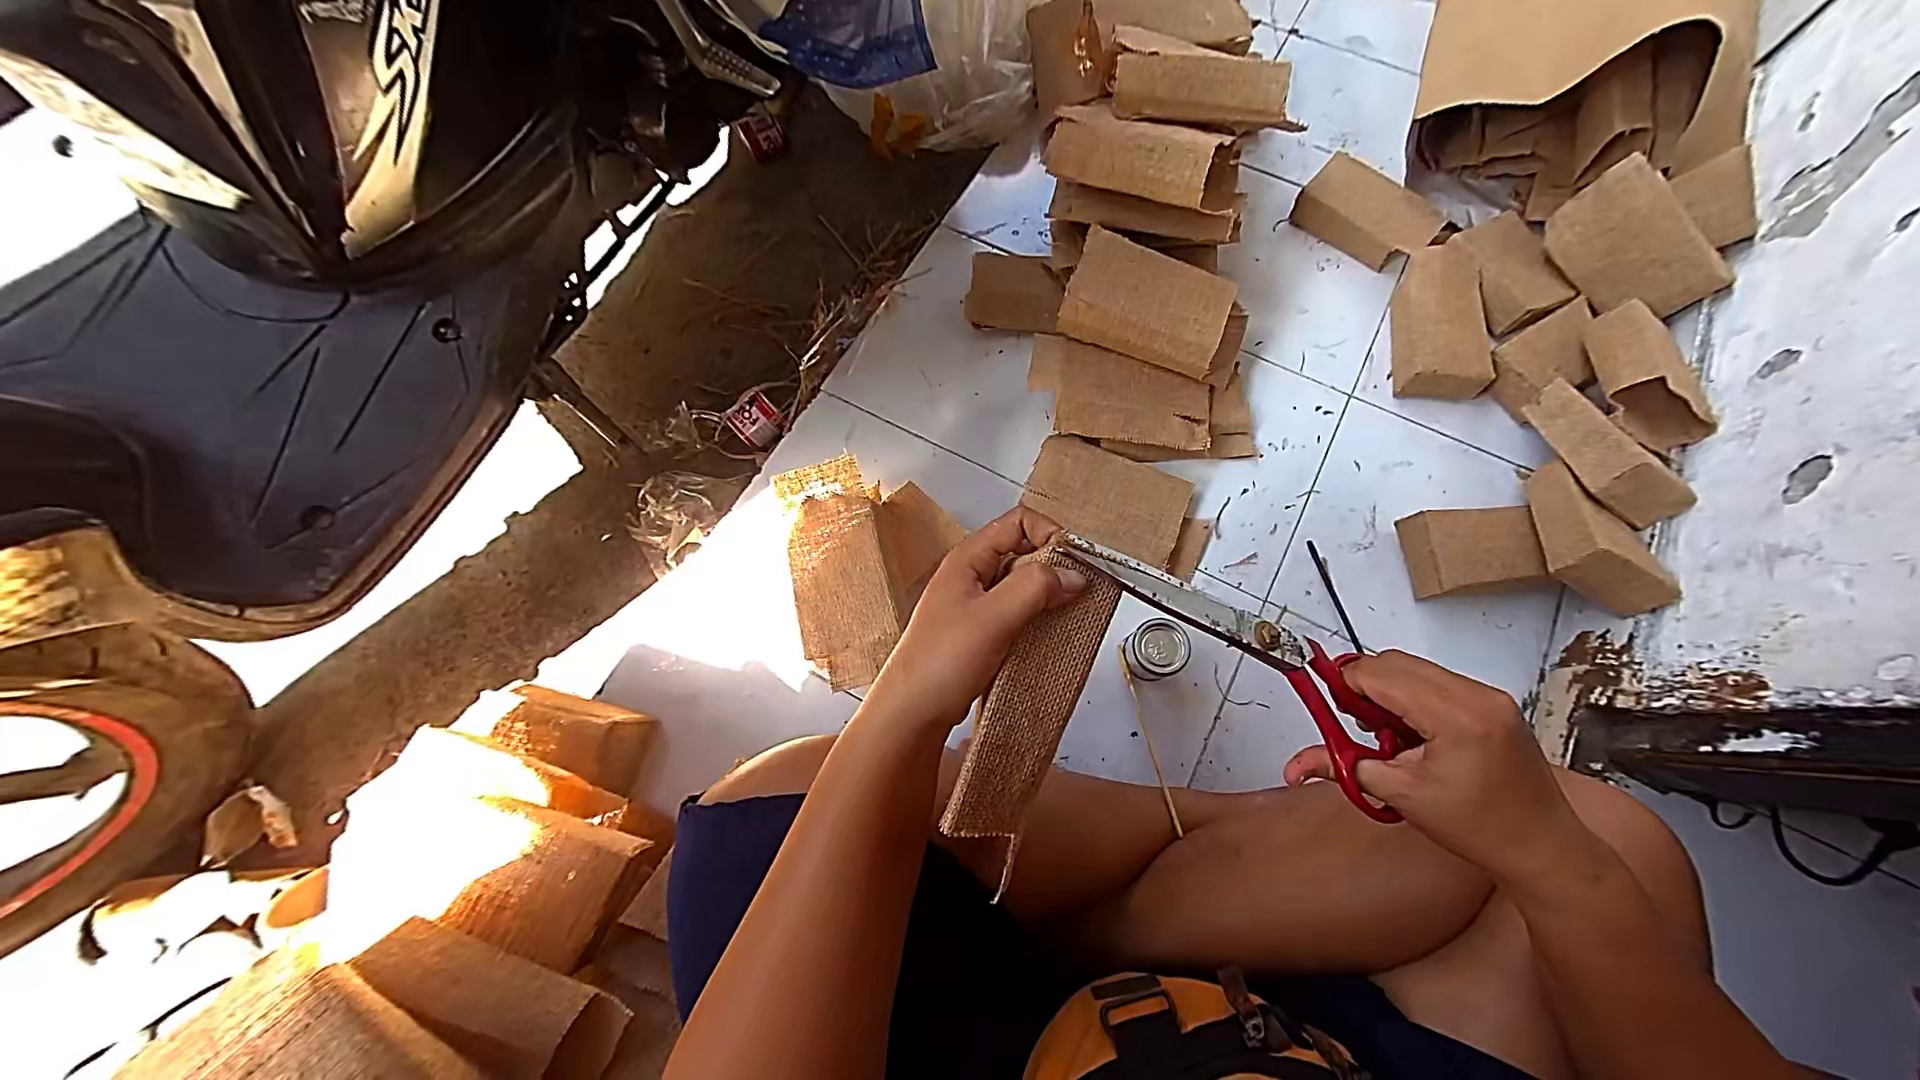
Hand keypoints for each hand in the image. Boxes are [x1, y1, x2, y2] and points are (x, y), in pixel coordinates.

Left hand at [864, 507, 1086, 731]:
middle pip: (1023, 550)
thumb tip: (1072, 573)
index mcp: (967, 559)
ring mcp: (975, 604)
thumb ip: (1034, 587)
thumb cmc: (937, 664)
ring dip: (1046, 594)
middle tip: (1074, 591)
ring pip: (1021, 584)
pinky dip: (1037, 617)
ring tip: (1065, 614)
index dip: (1049, 533)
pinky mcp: (981, 630)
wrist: (912, 712)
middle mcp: (971, 576)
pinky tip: (1048, 634)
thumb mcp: (993, 618)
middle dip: (1053, 565)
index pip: (1018, 522)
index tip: (1073, 562)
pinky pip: (1017, 612)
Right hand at [1285, 650, 1587, 886]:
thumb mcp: (1399, 795)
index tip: (1329, 700)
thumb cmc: (1484, 828)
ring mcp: (1490, 698)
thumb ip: (1340, 766)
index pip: (1379, 674)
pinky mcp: (1492, 705)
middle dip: (1363, 684)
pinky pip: (1435, 681)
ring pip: (1413, 669)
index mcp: (1458, 717)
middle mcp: (1479, 698)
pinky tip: (1408, 730)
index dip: (1345, 684)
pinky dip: (1410, 696)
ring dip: (1386, 690)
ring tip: (1383, 730)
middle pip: (1394, 663)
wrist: (1545, 851)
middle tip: (1351, 717)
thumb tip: (1298, 764)